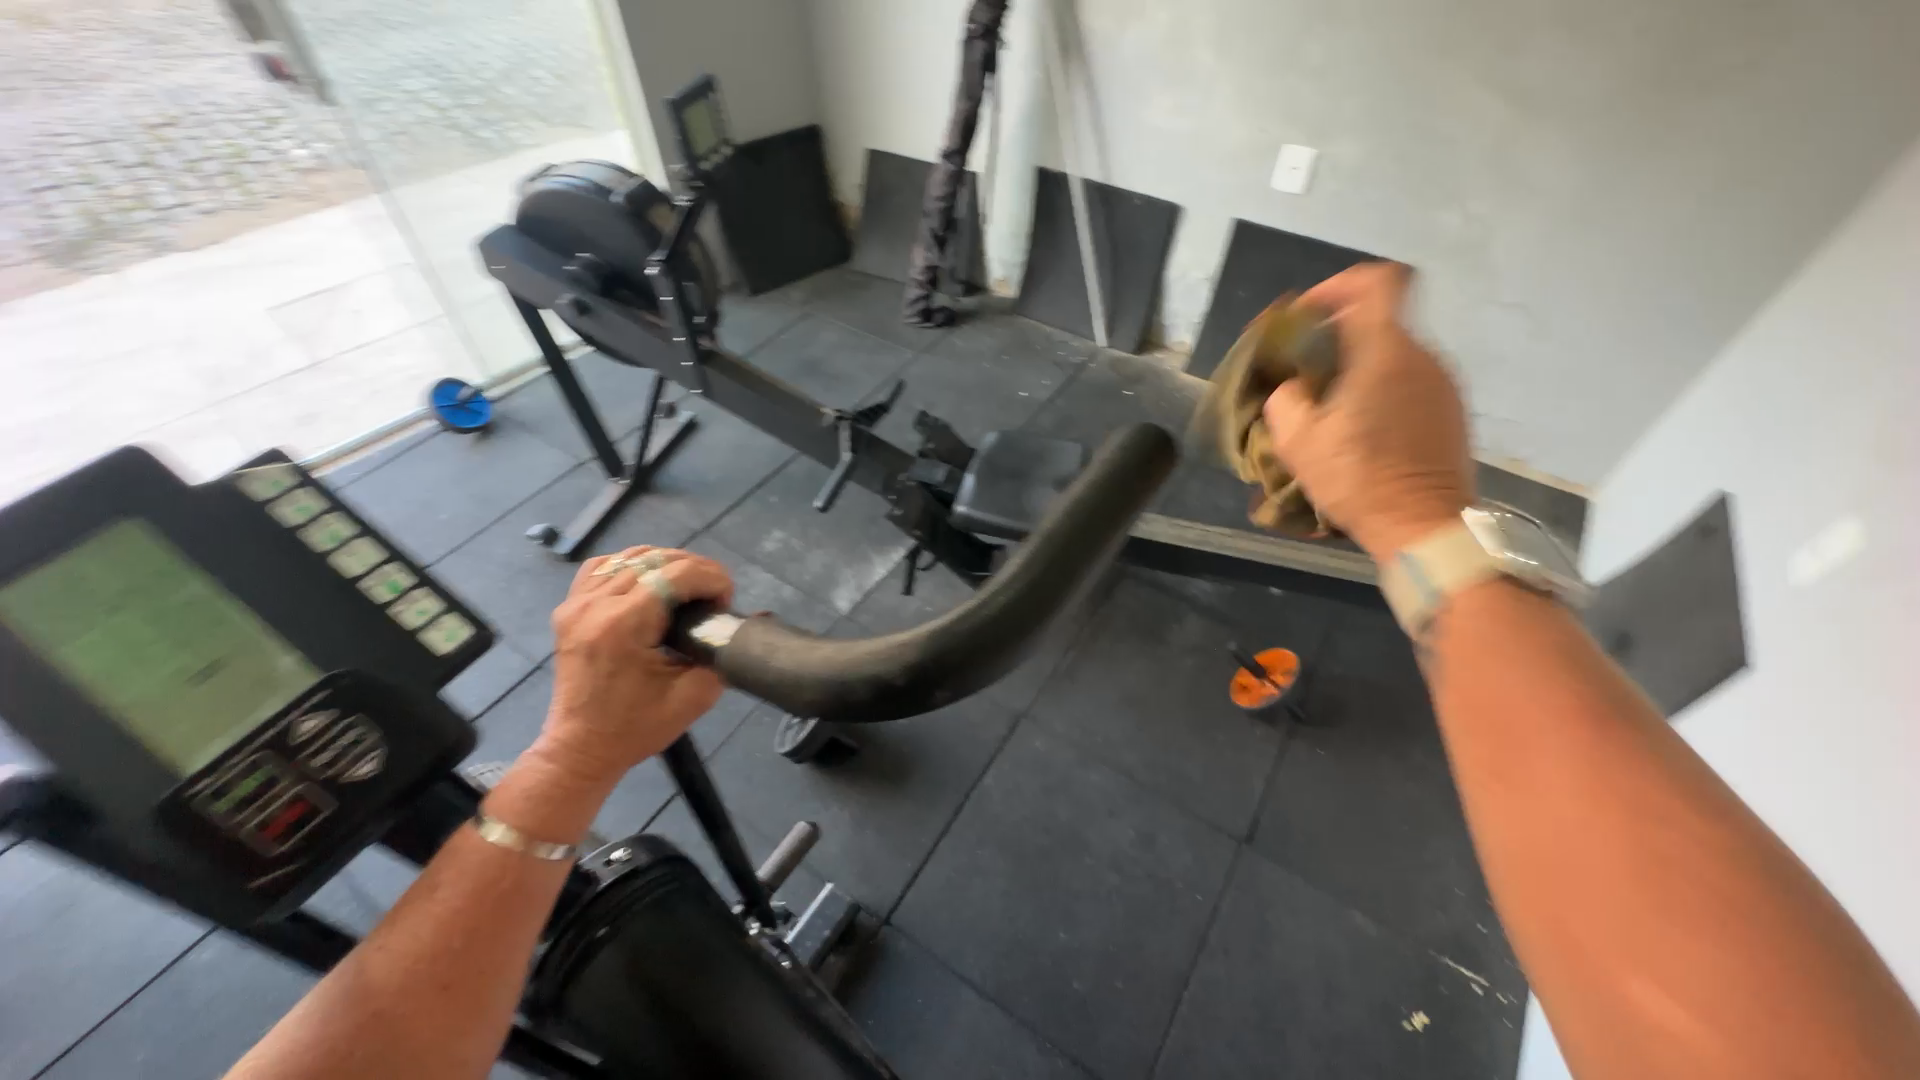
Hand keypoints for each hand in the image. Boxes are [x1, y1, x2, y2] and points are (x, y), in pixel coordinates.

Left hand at [537, 546, 733, 784]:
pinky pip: (603, 567)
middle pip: (655, 559)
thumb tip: (733, 627)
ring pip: (630, 556)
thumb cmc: (636, 729)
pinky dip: (632, 566)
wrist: (580, 748)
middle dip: (695, 569)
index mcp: (623, 625)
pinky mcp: (569, 609)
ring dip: (667, 564)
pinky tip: (649, 583)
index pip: (676, 574)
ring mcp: (576, 603)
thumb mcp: (694, 697)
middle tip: (714, 596)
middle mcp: (595, 605)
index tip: (726, 600)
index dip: (712, 577)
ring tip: (688, 588)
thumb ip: (720, 656)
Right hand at [1261, 263, 1472, 560]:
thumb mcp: (1298, 442)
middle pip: (1379, 319)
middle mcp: (1422, 355)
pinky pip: (1408, 379)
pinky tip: (1359, 426)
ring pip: (1392, 352)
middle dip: (1336, 334)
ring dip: (1357, 364)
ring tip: (1328, 403)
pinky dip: (1380, 387)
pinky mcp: (1451, 409)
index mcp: (1385, 351)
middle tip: (1304, 368)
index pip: (1378, 281)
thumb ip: (1286, 397)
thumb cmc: (1358, 479)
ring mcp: (1443, 382)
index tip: (1309, 315)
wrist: (1424, 525)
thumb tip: (1295, 385)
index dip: (1339, 284)